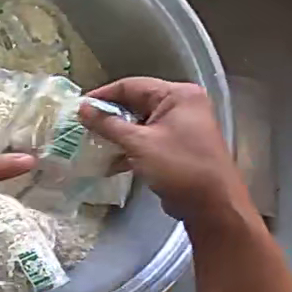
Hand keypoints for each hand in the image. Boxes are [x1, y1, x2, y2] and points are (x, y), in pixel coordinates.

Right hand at [80, 77, 251, 226]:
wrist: (212, 206)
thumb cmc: (179, 167)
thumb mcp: (139, 143)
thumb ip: (108, 124)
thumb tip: (82, 109)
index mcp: (177, 95)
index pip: (131, 86)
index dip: (102, 95)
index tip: (78, 107)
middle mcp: (181, 105)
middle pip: (135, 103)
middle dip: (108, 116)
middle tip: (81, 126)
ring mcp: (180, 127)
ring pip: (139, 123)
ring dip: (116, 134)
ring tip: (90, 143)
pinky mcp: (177, 147)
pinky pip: (147, 140)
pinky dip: (129, 147)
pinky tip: (109, 161)